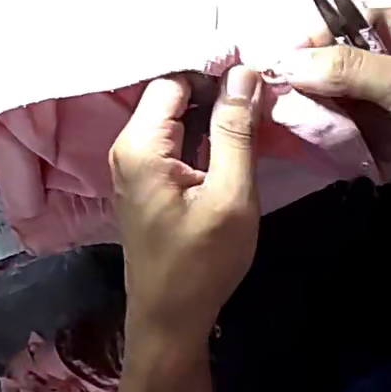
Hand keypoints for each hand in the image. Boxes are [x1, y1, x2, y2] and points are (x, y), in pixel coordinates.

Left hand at [109, 66, 264, 349]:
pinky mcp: (149, 178)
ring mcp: (136, 163)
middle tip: (261, 91)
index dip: (214, 72)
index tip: (255, 73)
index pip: (174, 79)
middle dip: (216, 88)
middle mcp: (129, 147)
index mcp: (140, 145)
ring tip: (255, 109)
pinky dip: (206, 131)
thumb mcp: (231, 194)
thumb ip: (236, 130)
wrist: (171, 319)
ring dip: (214, 110)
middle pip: (173, 94)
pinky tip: (235, 135)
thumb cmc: (202, 262)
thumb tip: (244, 72)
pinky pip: (177, 137)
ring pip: (177, 115)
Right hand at [269, 6, 390, 211]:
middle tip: (278, 111)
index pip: (345, 23)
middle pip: (338, 68)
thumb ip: (350, 70)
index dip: (310, 42)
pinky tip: (325, 160)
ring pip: (344, 108)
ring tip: (294, 138)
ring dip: (324, 123)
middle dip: (311, 89)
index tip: (274, 70)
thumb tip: (288, 60)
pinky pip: (358, 141)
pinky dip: (343, 150)